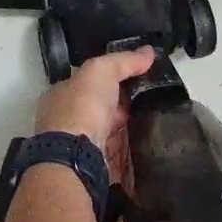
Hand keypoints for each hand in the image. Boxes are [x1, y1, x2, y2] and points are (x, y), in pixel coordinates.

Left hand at [33, 47, 157, 162]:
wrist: (75, 157)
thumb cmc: (81, 107)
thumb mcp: (101, 71)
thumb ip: (124, 61)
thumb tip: (148, 52)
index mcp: (61, 97)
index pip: (87, 86)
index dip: (111, 83)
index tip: (138, 82)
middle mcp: (67, 123)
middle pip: (100, 114)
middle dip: (123, 111)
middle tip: (154, 105)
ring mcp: (79, 149)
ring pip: (110, 138)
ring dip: (129, 136)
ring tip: (160, 128)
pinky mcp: (95, 170)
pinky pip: (119, 161)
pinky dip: (133, 157)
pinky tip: (151, 151)